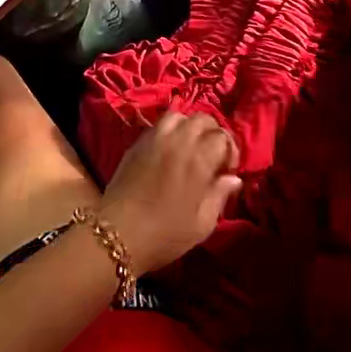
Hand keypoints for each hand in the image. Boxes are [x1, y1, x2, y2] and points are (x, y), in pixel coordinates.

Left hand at [99, 112, 241, 275]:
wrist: (117, 234)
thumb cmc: (165, 234)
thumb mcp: (202, 224)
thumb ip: (219, 196)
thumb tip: (233, 178)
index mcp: (199, 159)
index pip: (223, 137)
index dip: (230, 151)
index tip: (227, 170)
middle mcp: (178, 141)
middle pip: (202, 119)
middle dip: (213, 133)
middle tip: (212, 155)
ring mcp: (154, 139)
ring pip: (178, 116)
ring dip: (189, 126)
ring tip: (190, 146)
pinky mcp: (136, 144)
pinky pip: (157, 125)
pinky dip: (169, 130)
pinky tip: (169, 149)